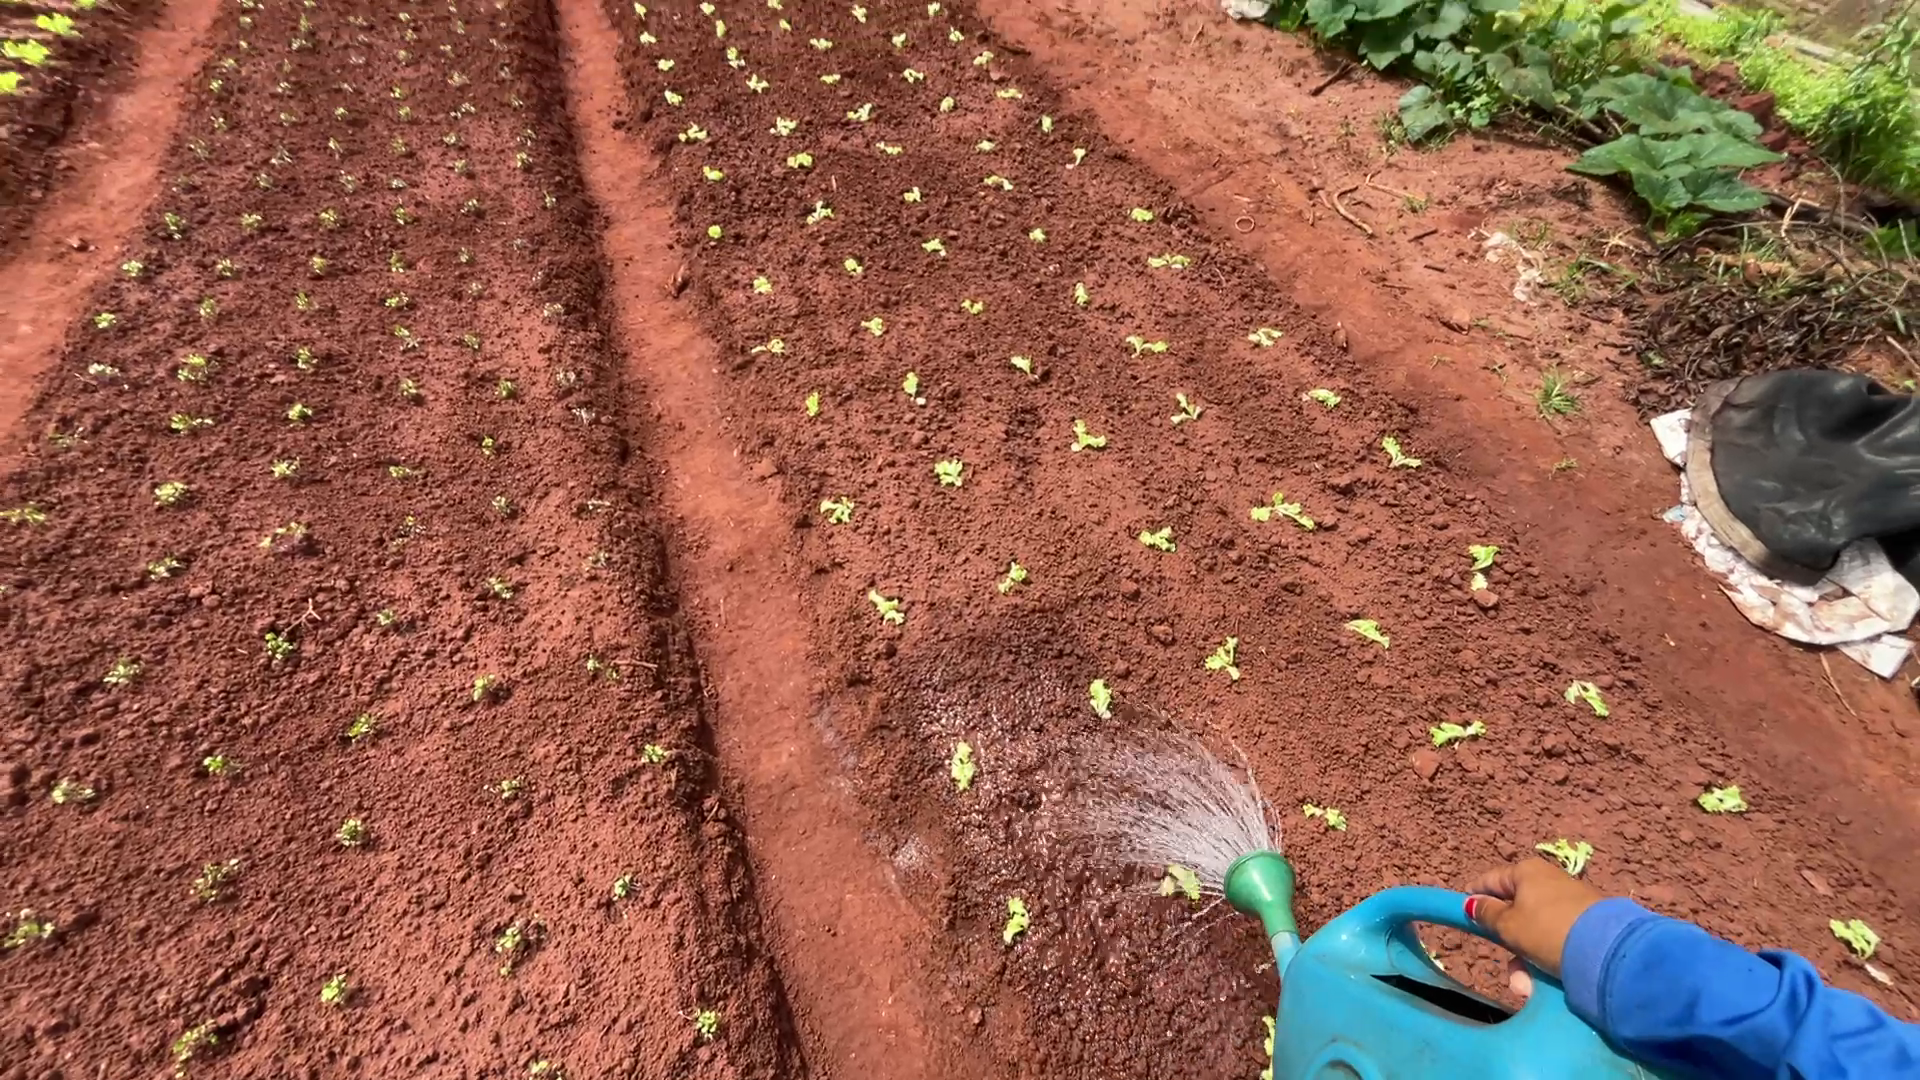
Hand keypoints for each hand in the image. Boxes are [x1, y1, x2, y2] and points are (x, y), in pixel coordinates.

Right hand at [1463, 858, 1605, 978]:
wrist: (1614, 956)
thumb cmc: (1548, 931)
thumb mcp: (1508, 924)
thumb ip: (1485, 913)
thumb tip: (1472, 902)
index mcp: (1526, 871)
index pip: (1489, 881)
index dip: (1475, 898)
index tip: (1466, 916)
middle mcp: (1550, 882)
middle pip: (1516, 912)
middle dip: (1509, 943)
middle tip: (1508, 968)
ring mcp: (1574, 905)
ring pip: (1538, 932)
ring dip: (1528, 959)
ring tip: (1529, 988)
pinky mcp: (1594, 928)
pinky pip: (1561, 941)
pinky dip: (1551, 960)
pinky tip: (1550, 983)